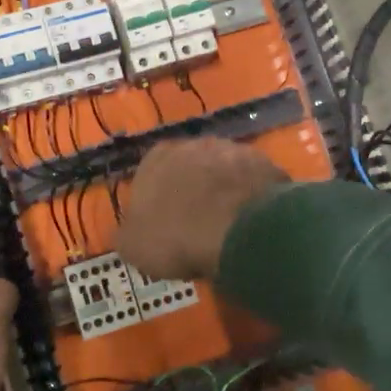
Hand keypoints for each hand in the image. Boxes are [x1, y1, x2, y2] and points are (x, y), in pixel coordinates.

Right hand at [117, 138, 287, 280]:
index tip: (163, 227)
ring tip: (228, 227)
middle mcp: (194, 144)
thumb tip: (123, 232)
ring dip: (224, 192)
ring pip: (224, 173)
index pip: (150, 175)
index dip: (156, 202)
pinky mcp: (266, 164)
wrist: (238, 231)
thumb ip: (126, 233)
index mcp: (156, 158)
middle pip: (190, 169)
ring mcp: (234, 150)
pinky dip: (252, 199)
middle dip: (193, 192)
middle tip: (197, 227)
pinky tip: (252, 224)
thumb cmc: (175, 236)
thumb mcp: (133, 246)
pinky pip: (254, 183)